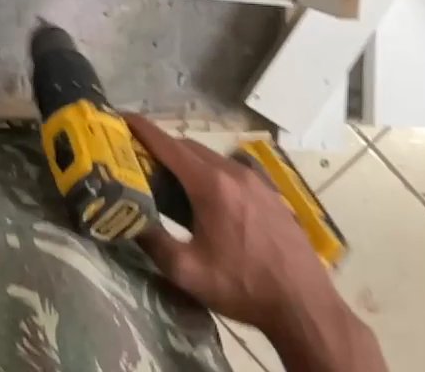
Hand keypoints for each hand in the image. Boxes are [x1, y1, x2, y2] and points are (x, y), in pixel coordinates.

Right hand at [125, 115, 341, 338]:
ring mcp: (256, 180)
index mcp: (210, 185)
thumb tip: (124, 217)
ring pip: (210, 157)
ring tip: (167, 179)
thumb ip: (151, 240)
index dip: (140, 128)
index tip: (119, 117)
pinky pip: (230, 170)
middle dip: (159, 147)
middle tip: (136, 159)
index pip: (166, 143)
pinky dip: (209, 172)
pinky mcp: (270, 193)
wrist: (306, 308)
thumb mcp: (187, 271)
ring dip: (185, 160)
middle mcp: (233, 172)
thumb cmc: (243, 287)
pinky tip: (206, 197)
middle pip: (186, 146)